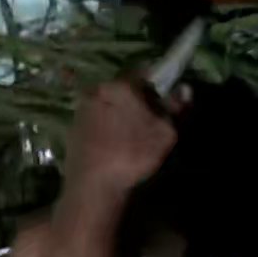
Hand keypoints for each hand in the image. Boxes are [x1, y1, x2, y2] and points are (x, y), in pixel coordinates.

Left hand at [62, 80, 180, 207]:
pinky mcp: (71, 129)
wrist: (93, 185)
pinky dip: (106, 127)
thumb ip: (175, 107)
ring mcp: (81, 110)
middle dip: (138, 98)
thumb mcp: (166, 132)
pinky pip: (95, 121)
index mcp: (120, 86)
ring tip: (131, 135)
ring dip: (120, 112)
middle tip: (151, 118)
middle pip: (123, 88)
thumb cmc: (134, 153)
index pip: (143, 71)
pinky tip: (114, 146)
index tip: (166, 96)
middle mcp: (97, 90)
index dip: (158, 81)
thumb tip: (185, 87)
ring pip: (108, 104)